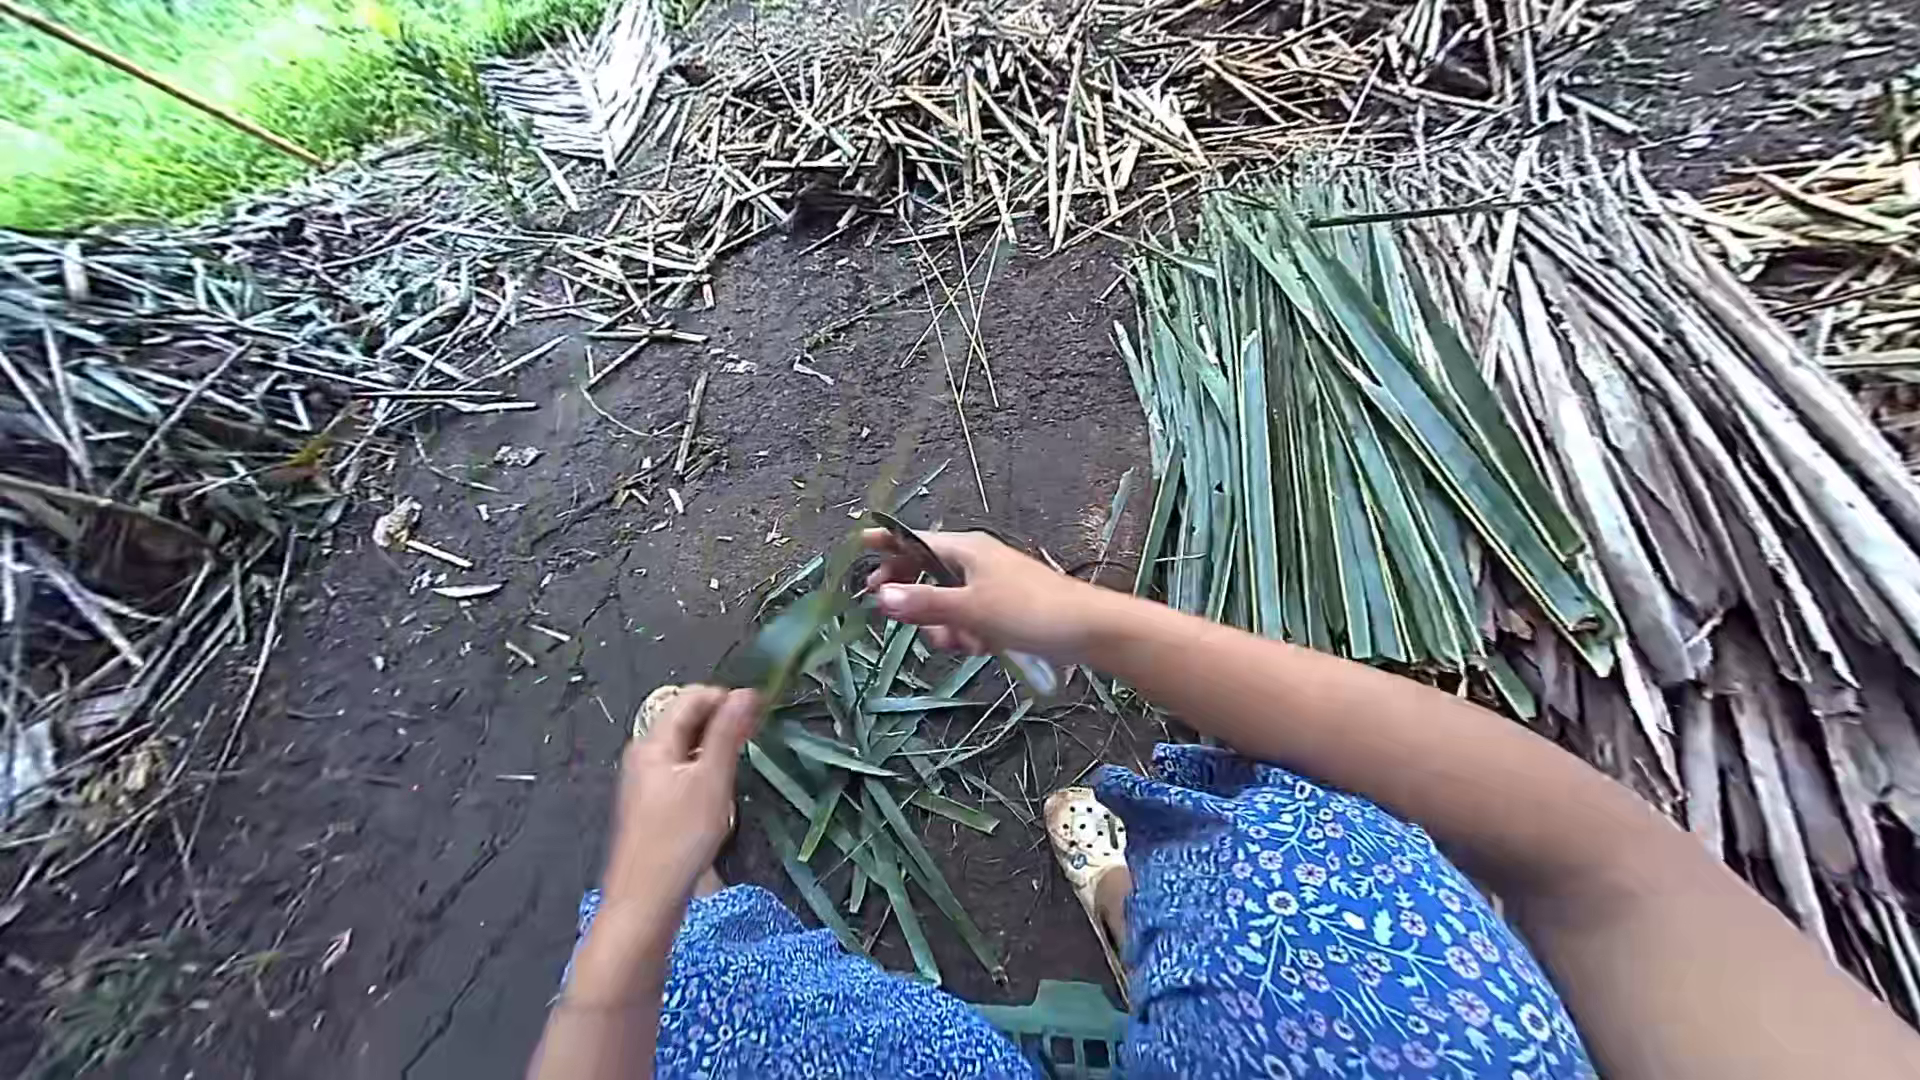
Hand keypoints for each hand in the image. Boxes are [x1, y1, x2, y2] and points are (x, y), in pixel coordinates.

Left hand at [602, 686, 760, 906]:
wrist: (645, 903)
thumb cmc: (679, 839)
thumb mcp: (711, 780)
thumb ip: (728, 732)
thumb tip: (746, 692)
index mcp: (653, 742)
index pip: (691, 697)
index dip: (726, 698)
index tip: (757, 714)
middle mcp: (645, 752)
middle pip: (688, 717)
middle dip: (723, 719)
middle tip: (754, 736)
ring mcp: (646, 776)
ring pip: (687, 741)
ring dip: (716, 742)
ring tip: (741, 759)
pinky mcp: (653, 798)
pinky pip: (683, 763)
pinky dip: (705, 763)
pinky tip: (721, 783)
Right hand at [861, 529, 1113, 662]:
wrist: (1087, 629)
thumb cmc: (1028, 611)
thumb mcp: (971, 610)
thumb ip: (925, 604)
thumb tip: (882, 597)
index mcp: (965, 549)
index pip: (915, 541)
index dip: (886, 546)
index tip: (859, 550)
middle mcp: (975, 561)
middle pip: (927, 573)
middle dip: (914, 598)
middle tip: (891, 616)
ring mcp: (990, 584)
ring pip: (947, 602)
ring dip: (944, 625)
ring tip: (958, 642)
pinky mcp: (1003, 607)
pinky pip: (969, 618)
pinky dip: (967, 633)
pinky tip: (978, 647)